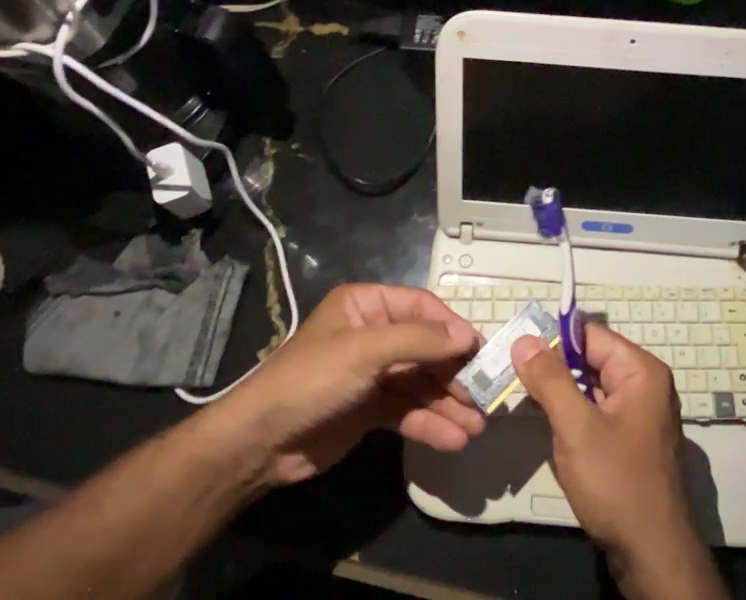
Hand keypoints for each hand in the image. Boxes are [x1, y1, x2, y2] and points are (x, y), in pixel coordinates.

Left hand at [219, 284, 483, 486]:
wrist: (261, 440)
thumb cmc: (311, 380)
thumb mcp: (365, 352)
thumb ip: (418, 340)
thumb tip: (468, 334)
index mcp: (366, 306)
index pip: (422, 308)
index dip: (452, 329)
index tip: (481, 353)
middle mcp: (372, 335)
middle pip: (426, 349)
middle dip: (454, 374)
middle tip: (484, 397)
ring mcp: (372, 374)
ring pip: (421, 384)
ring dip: (448, 404)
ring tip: (475, 427)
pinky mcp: (370, 409)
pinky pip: (408, 411)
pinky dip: (430, 423)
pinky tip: (452, 439)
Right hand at [511, 322, 708, 563]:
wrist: (650, 551)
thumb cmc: (616, 482)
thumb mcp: (576, 427)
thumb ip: (549, 379)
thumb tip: (524, 339)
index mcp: (641, 372)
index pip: (590, 336)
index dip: (553, 339)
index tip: (515, 348)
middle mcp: (646, 386)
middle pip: (591, 359)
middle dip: (553, 367)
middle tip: (511, 374)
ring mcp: (641, 414)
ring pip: (591, 387)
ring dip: (561, 393)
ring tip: (524, 397)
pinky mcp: (632, 440)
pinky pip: (597, 412)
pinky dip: (573, 415)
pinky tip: (551, 427)